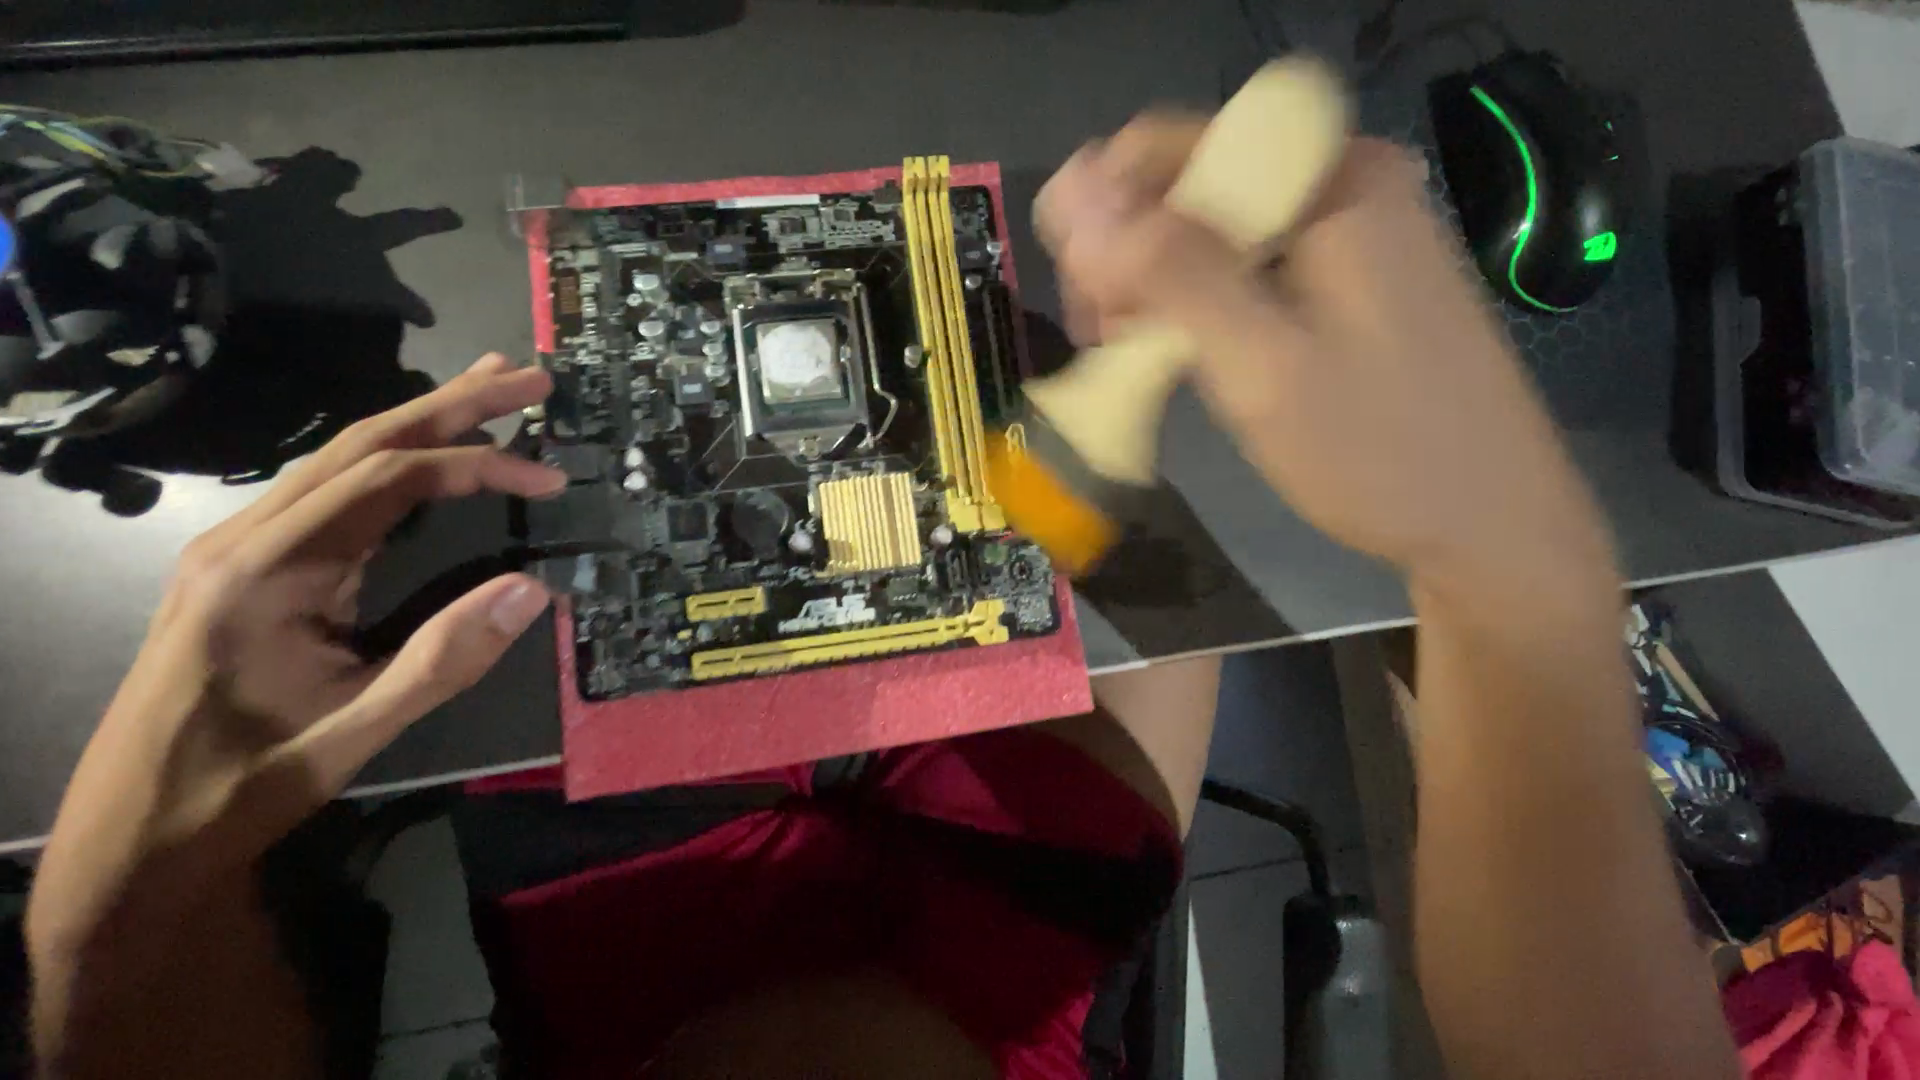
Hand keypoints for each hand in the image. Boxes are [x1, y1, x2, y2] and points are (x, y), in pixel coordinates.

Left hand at [29, 354, 563, 954]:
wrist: (133, 836)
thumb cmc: (245, 783)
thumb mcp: (357, 731)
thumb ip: (445, 658)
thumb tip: (535, 589)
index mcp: (266, 570)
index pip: (388, 480)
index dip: (479, 465)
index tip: (552, 477)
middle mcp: (246, 538)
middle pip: (360, 444)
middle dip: (451, 404)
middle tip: (528, 377)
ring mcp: (240, 547)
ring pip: (340, 459)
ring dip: (420, 420)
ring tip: (488, 390)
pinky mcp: (249, 564)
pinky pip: (330, 490)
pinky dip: (392, 458)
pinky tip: (426, 453)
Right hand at [1035, 117, 1616, 596]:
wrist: (1490, 524)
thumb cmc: (1377, 452)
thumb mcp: (1260, 364)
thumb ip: (1169, 272)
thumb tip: (1073, 190)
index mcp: (1327, 182)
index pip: (1172, 145)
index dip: (1103, 210)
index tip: (1082, 301)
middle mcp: (1342, 184)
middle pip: (1192, 184)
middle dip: (1128, 254)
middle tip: (1102, 340)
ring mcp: (1351, 232)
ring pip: (1213, 230)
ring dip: (1156, 284)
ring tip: (1134, 357)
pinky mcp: (1350, 281)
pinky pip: (1248, 266)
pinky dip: (1200, 303)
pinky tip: (1182, 353)